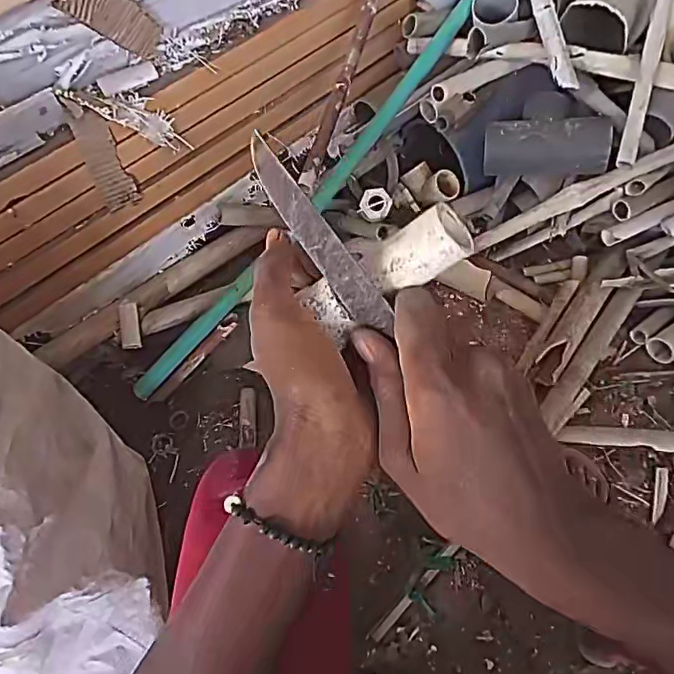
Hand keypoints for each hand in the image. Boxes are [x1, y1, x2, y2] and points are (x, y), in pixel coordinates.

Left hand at [245, 230, 376, 539]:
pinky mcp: (375, 364)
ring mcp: (348, 349)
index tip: (341, 246)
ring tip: (391, 292)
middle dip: (359, 277)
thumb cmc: (302, 384)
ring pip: (369, 308)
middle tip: (374, 268)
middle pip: (342, 288)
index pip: (305, 272)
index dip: (322, 256)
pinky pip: (389, 333)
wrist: (337, 433)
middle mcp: (318, 334)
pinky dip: (395, 325)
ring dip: (380, 301)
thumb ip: (272, 275)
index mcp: (287, 320)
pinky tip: (401, 318)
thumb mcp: (275, 316)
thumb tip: (275, 240)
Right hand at [352, 287, 598, 570]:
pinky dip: (465, 379)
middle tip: (410, 400)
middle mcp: (474, 361)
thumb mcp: (403, 461)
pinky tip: (470, 422)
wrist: (545, 523)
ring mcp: (502, 364)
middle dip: (414, 350)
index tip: (380, 343)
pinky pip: (475, 359)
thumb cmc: (463, 504)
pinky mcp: (518, 373)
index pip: (413, 306)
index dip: (392, 316)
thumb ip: (384, 392)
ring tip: (443, 420)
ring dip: (441, 369)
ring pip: (453, 343)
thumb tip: (365, 340)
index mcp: (438, 383)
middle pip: (432, 322)